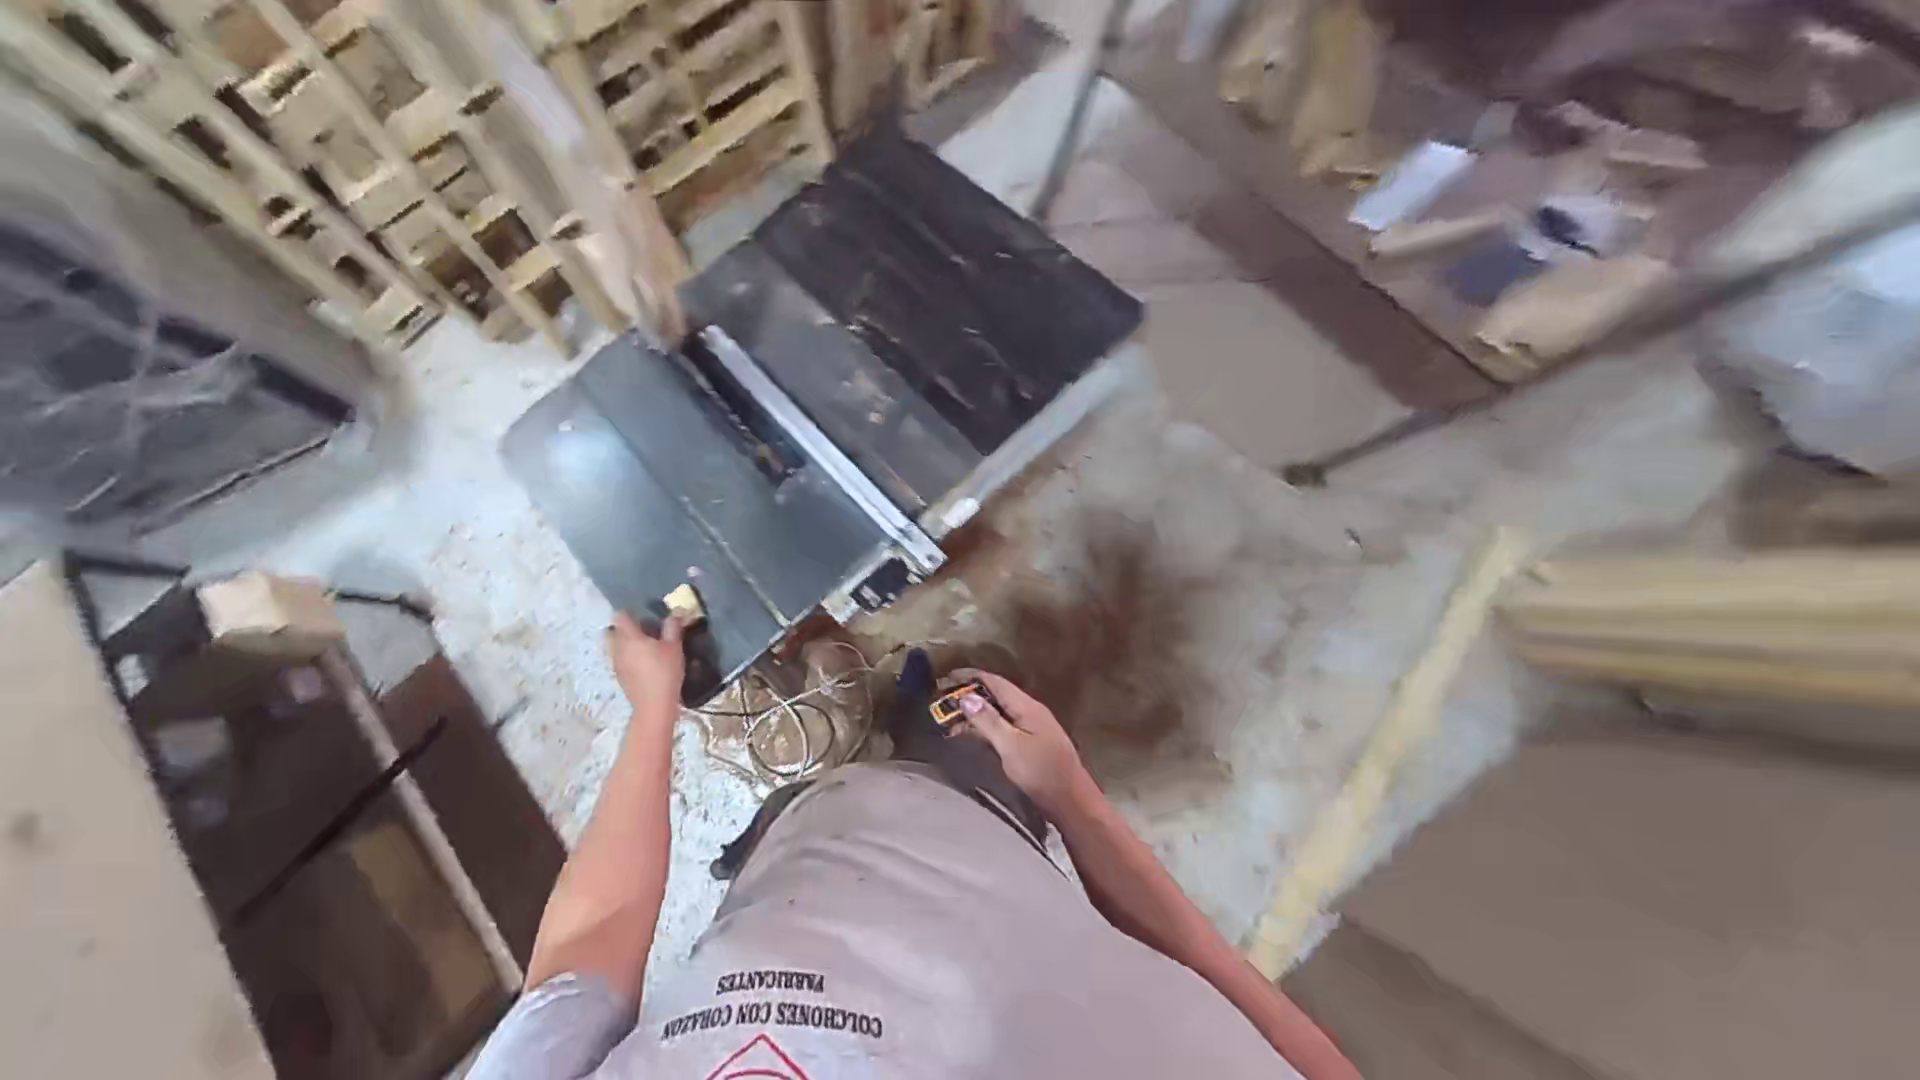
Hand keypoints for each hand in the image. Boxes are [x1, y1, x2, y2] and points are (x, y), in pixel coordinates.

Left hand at [607, 612, 684, 721]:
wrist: (654, 705)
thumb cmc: (665, 672)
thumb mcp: (674, 646)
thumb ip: (673, 627)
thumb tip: (676, 611)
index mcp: (629, 638)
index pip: (621, 616)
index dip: (630, 612)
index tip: (644, 612)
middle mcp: (618, 648)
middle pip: (614, 631)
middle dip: (626, 627)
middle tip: (645, 628)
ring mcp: (616, 663)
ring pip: (616, 646)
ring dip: (627, 642)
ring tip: (647, 645)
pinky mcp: (620, 676)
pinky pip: (620, 658)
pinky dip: (629, 655)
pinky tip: (645, 661)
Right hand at [948, 668, 1092, 817]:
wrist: (1071, 802)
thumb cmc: (1041, 772)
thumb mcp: (1010, 746)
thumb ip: (988, 721)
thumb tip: (966, 697)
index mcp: (1026, 706)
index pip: (994, 681)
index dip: (969, 677)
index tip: (945, 680)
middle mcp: (1030, 711)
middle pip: (996, 694)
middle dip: (969, 694)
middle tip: (943, 701)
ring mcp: (1032, 727)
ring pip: (998, 711)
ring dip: (975, 712)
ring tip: (950, 719)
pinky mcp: (1031, 743)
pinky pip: (1003, 726)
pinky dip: (985, 727)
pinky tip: (971, 735)